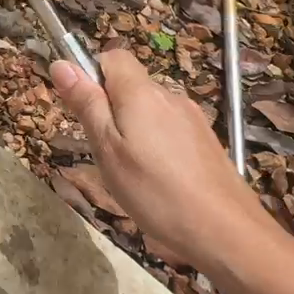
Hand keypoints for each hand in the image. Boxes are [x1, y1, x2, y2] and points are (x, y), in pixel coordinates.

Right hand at [49, 50, 274, 271]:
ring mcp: (194, 121)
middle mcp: (171, 97)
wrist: (232, 238)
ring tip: (132, 171)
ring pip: (150, 110)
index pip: (113, 56)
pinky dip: (157, 145)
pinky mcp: (208, 144)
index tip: (86, 108)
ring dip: (134, 129)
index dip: (93, 74)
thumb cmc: (156, 191)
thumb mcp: (107, 149)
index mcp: (141, 93)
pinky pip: (169, 130)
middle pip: (130, 86)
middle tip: (105, 150)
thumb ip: (86, 104)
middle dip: (111, 108)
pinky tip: (160, 181)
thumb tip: (61, 63)